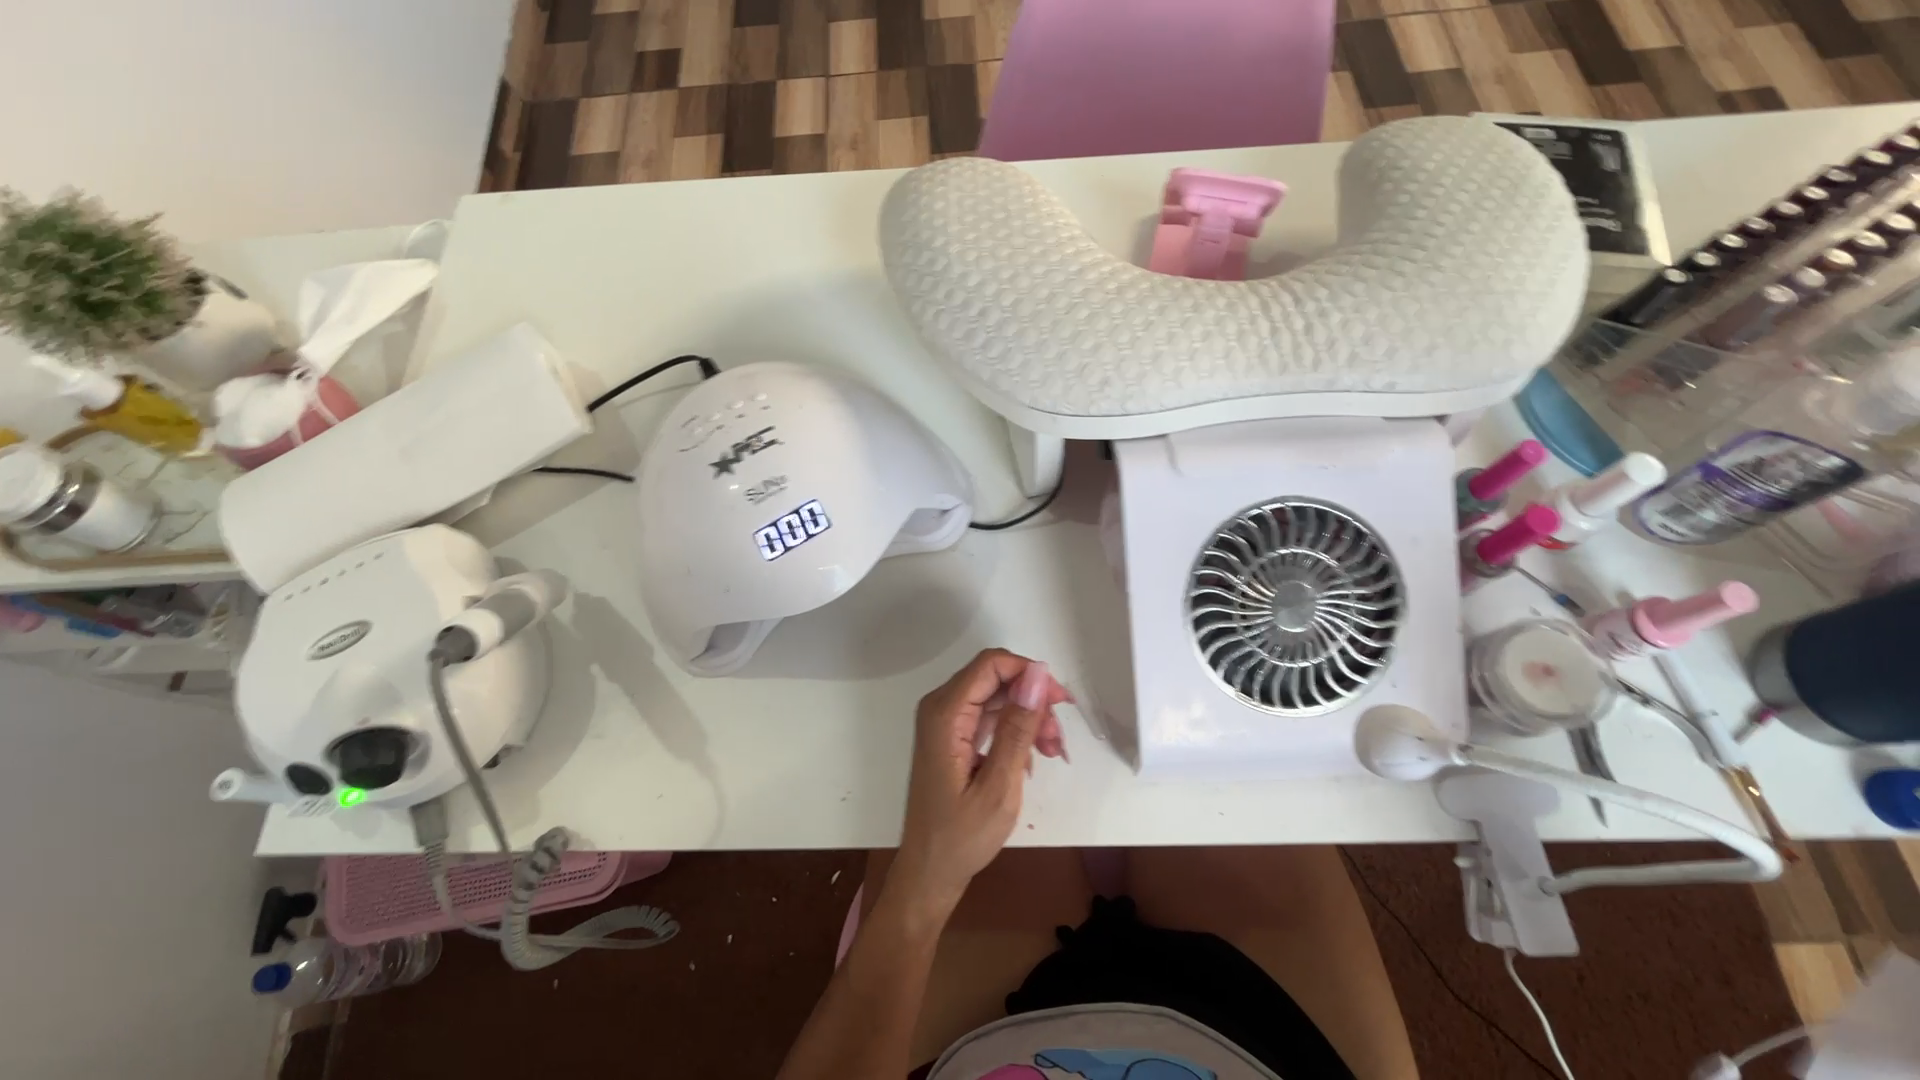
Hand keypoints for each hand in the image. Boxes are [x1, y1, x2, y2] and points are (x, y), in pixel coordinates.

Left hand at [885, 649, 1071, 917]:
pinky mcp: (952, 738)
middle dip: (1034, 701)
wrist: (930, 872)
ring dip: (1029, 719)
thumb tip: (1037, 675)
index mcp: (945, 714)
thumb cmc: (962, 837)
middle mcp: (940, 709)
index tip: (1061, 705)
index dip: (1030, 674)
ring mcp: (945, 723)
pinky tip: (1031, 761)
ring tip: (1051, 755)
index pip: (992, 664)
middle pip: (997, 679)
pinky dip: (1015, 732)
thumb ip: (1018, 727)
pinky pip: (990, 717)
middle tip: (1058, 742)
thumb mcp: (999, 784)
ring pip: (998, 698)